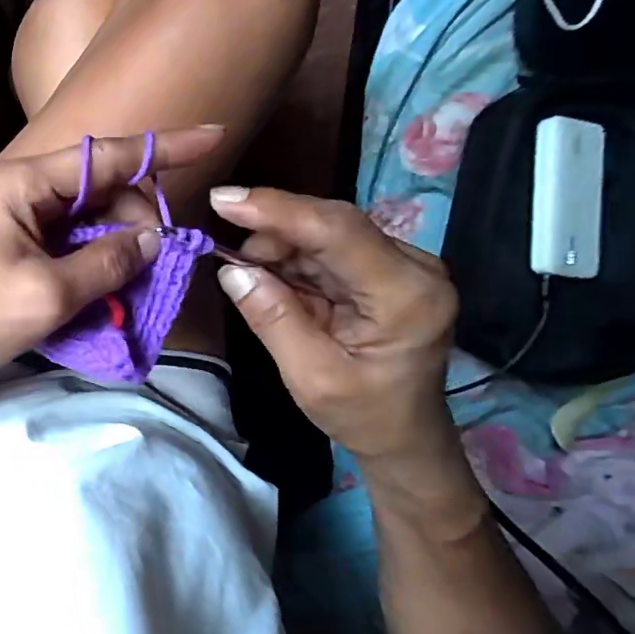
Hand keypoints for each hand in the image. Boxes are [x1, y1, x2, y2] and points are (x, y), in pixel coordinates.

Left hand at [0, 126, 226, 387]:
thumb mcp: (53, 293)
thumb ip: (110, 259)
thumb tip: (155, 238)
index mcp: (20, 183)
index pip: (103, 156)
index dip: (161, 148)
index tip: (213, 135)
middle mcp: (20, 184)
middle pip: (99, 180)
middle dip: (136, 210)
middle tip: (159, 252)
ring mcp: (20, 208)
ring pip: (90, 206)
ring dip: (121, 231)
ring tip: (140, 267)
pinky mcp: (22, 233)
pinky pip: (74, 227)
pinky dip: (101, 245)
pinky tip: (118, 267)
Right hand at [208, 187, 459, 463]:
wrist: (405, 434)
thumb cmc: (362, 413)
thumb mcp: (310, 376)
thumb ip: (272, 318)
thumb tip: (231, 270)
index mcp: (405, 294)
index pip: (337, 232)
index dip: (277, 210)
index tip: (223, 200)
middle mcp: (411, 267)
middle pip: (330, 224)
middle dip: (271, 231)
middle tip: (224, 253)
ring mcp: (399, 264)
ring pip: (322, 232)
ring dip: (276, 248)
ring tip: (249, 279)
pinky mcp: (380, 269)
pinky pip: (325, 248)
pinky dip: (289, 259)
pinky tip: (270, 280)